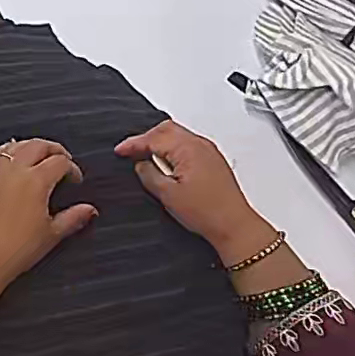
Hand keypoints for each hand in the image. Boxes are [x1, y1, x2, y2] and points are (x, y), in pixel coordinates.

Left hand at [0, 139, 96, 332]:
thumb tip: (88, 210)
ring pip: (16, 146)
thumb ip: (73, 218)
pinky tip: (9, 155)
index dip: (72, 168)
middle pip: (39, 145)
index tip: (75, 178)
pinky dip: (5, 151)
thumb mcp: (52, 234)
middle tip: (63, 159)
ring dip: (31, 145)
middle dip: (55, 149)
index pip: (61, 162)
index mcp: (36, 181)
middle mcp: (15, 172)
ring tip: (40, 153)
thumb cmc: (13, 250)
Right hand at [115, 121, 277, 266]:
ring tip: (146, 159)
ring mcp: (209, 152)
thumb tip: (140, 165)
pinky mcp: (213, 161)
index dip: (134, 144)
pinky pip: (188, 146)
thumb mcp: (168, 195)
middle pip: (167, 130)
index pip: (154, 138)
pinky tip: (167, 165)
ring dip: (160, 144)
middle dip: (146, 139)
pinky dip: (173, 150)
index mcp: (189, 148)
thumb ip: (149, 174)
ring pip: (178, 136)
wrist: (233, 226)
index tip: (121, 150)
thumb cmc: (208, 212)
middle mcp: (201, 145)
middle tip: (131, 152)